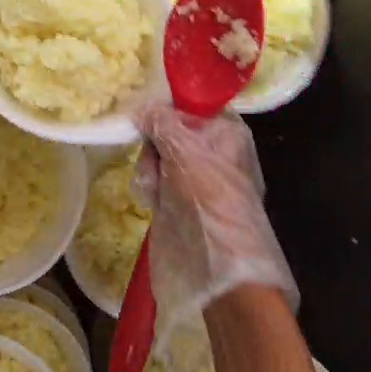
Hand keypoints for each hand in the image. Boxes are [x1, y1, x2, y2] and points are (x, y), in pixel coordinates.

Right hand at [135, 105, 297, 371]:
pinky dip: (150, 187)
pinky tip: (152, 200)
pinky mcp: (181, 201)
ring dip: (149, 168)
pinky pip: (156, 179)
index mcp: (227, 131)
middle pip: (170, 129)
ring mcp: (197, 178)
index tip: (146, 114)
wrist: (218, 267)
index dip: (167, 108)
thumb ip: (161, 122)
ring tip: (153, 188)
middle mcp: (214, 150)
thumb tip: (143, 107)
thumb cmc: (209, 199)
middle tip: (153, 158)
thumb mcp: (184, 151)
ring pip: (158, 155)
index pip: (191, 104)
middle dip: (154, 143)